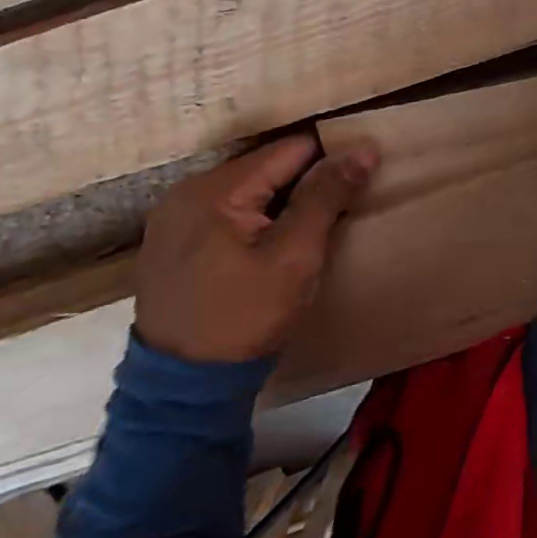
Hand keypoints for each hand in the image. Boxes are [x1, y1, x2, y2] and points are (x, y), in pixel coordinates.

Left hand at [135, 134, 377, 362]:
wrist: (183, 388)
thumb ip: (326, 196)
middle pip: (268, 165)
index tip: (360, 180)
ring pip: (250, 187)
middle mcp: (187, 192)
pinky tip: (274, 243)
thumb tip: (363, 150)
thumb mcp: (296, 256)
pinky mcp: (173, 241)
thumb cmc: (246, 317)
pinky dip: (258, 216)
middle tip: (339, 209)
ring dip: (284, 199)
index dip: (332, 159)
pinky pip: (228, 210)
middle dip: (307, 180)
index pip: (291, 149)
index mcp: (214, 190)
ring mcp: (174, 217)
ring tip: (312, 226)